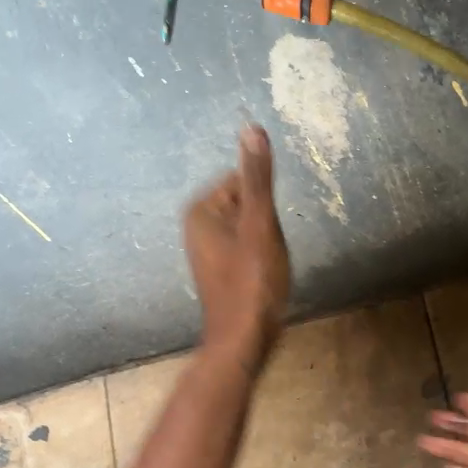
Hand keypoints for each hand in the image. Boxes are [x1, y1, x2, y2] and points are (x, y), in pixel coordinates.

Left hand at [184, 124, 289, 363]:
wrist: (243, 340)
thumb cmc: (252, 282)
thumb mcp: (260, 224)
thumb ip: (258, 178)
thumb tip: (252, 126)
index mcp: (200, 210)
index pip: (244, 182)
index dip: (266, 208)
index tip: (269, 235)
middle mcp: (196, 227)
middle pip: (248, 208)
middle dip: (267, 227)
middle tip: (271, 255)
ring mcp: (207, 253)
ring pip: (251, 233)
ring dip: (267, 248)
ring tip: (269, 270)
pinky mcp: (220, 275)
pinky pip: (247, 254)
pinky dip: (261, 265)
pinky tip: (265, 283)